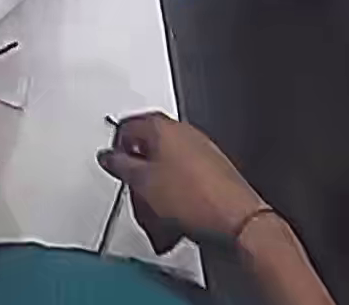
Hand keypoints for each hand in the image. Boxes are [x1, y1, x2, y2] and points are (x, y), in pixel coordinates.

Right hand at [97, 112, 266, 243]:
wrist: (239, 222)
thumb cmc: (196, 199)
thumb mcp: (143, 183)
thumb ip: (120, 166)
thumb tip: (109, 157)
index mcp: (159, 125)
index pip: (126, 127)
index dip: (116, 150)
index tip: (116, 168)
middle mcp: (180, 131)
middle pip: (147, 147)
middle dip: (139, 175)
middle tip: (137, 194)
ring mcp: (200, 149)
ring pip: (166, 165)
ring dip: (157, 188)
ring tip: (157, 213)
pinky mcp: (214, 170)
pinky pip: (185, 176)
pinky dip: (176, 192)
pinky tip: (176, 214)